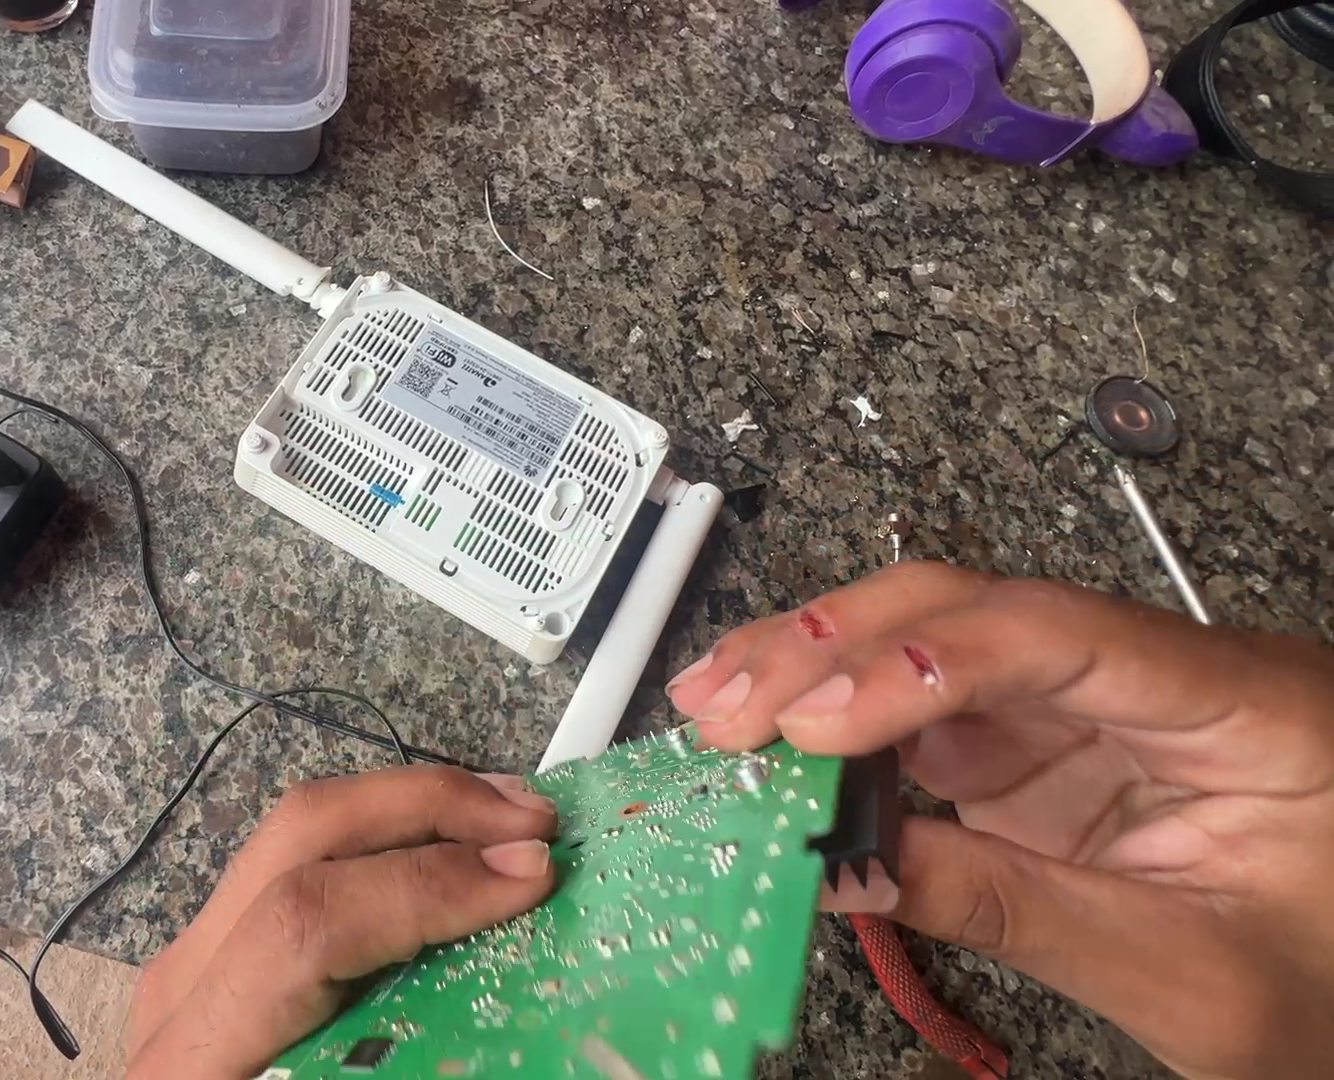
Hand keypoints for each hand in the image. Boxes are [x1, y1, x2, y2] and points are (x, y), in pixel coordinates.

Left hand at [124, 766, 558, 1078]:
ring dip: (416, 803)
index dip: (428, 888)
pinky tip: (446, 836)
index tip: (533, 876)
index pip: (307, 927)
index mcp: (199, 1058)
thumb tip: (551, 1015)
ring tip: (505, 811)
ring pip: (306, 823)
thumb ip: (431, 1054)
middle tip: (534, 820)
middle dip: (429, 806)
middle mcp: (187, 978)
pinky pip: (311, 849)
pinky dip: (389, 829)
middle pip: (304, 832)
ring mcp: (200, 941)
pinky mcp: (221, 930)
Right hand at [665, 561, 1333, 1079]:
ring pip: (898, 624)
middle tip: (734, 711)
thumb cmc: (1327, 981)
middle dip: (825, 648)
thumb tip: (840, 866)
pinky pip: (882, 681)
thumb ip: (1014, 911)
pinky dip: (803, 693)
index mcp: (1238, 706)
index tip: (815, 729)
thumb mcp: (1192, 980)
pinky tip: (744, 705)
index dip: (916, 665)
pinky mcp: (991, 719)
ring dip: (793, 657)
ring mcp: (1048, 687)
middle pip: (951, 603)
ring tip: (710, 699)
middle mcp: (1127, 665)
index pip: (1050, 636)